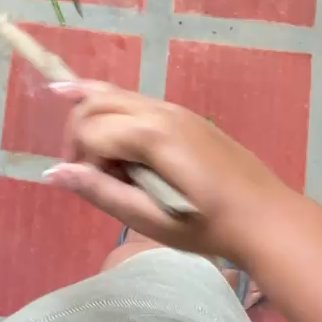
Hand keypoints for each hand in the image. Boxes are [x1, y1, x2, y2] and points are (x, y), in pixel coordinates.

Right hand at [45, 82, 298, 258]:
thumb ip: (101, 192)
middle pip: (97, 104)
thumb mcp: (151, 219)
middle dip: (77, 131)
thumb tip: (54, 173)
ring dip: (89, 111)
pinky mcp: (181, 115)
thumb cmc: (209, 227)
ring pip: (114, 94)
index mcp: (151, 135)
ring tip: (65, 115)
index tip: (88, 189)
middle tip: (81, 171)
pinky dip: (107, 101)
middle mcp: (159, 110)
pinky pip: (133, 99)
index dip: (78, 159)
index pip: (90, 132)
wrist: (267, 219)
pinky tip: (84, 96)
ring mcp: (172, 109)